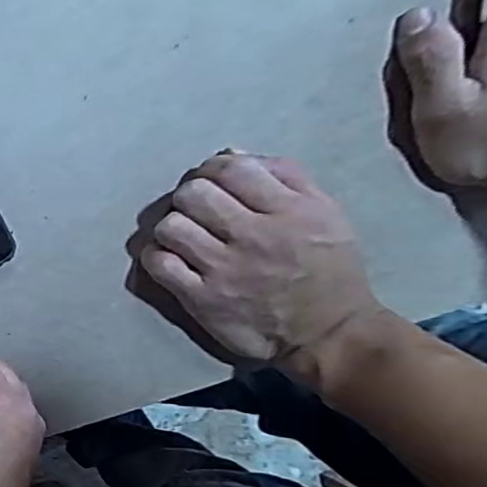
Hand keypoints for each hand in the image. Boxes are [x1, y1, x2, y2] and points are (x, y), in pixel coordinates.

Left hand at [139, 152, 391, 381]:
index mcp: (293, 211)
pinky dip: (157, 256)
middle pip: (192, 194)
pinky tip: (172, 259)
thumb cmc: (326, 269)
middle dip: (189, 198)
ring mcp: (225, 268)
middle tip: (198, 212)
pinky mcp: (201, 297)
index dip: (212, 169)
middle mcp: (257, 236)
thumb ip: (285, 178)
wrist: (329, 332)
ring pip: (169, 226)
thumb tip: (231, 154)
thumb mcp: (326, 214)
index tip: (212, 181)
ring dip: (172, 228)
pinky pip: (157, 262)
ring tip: (186, 237)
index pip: (232, 169)